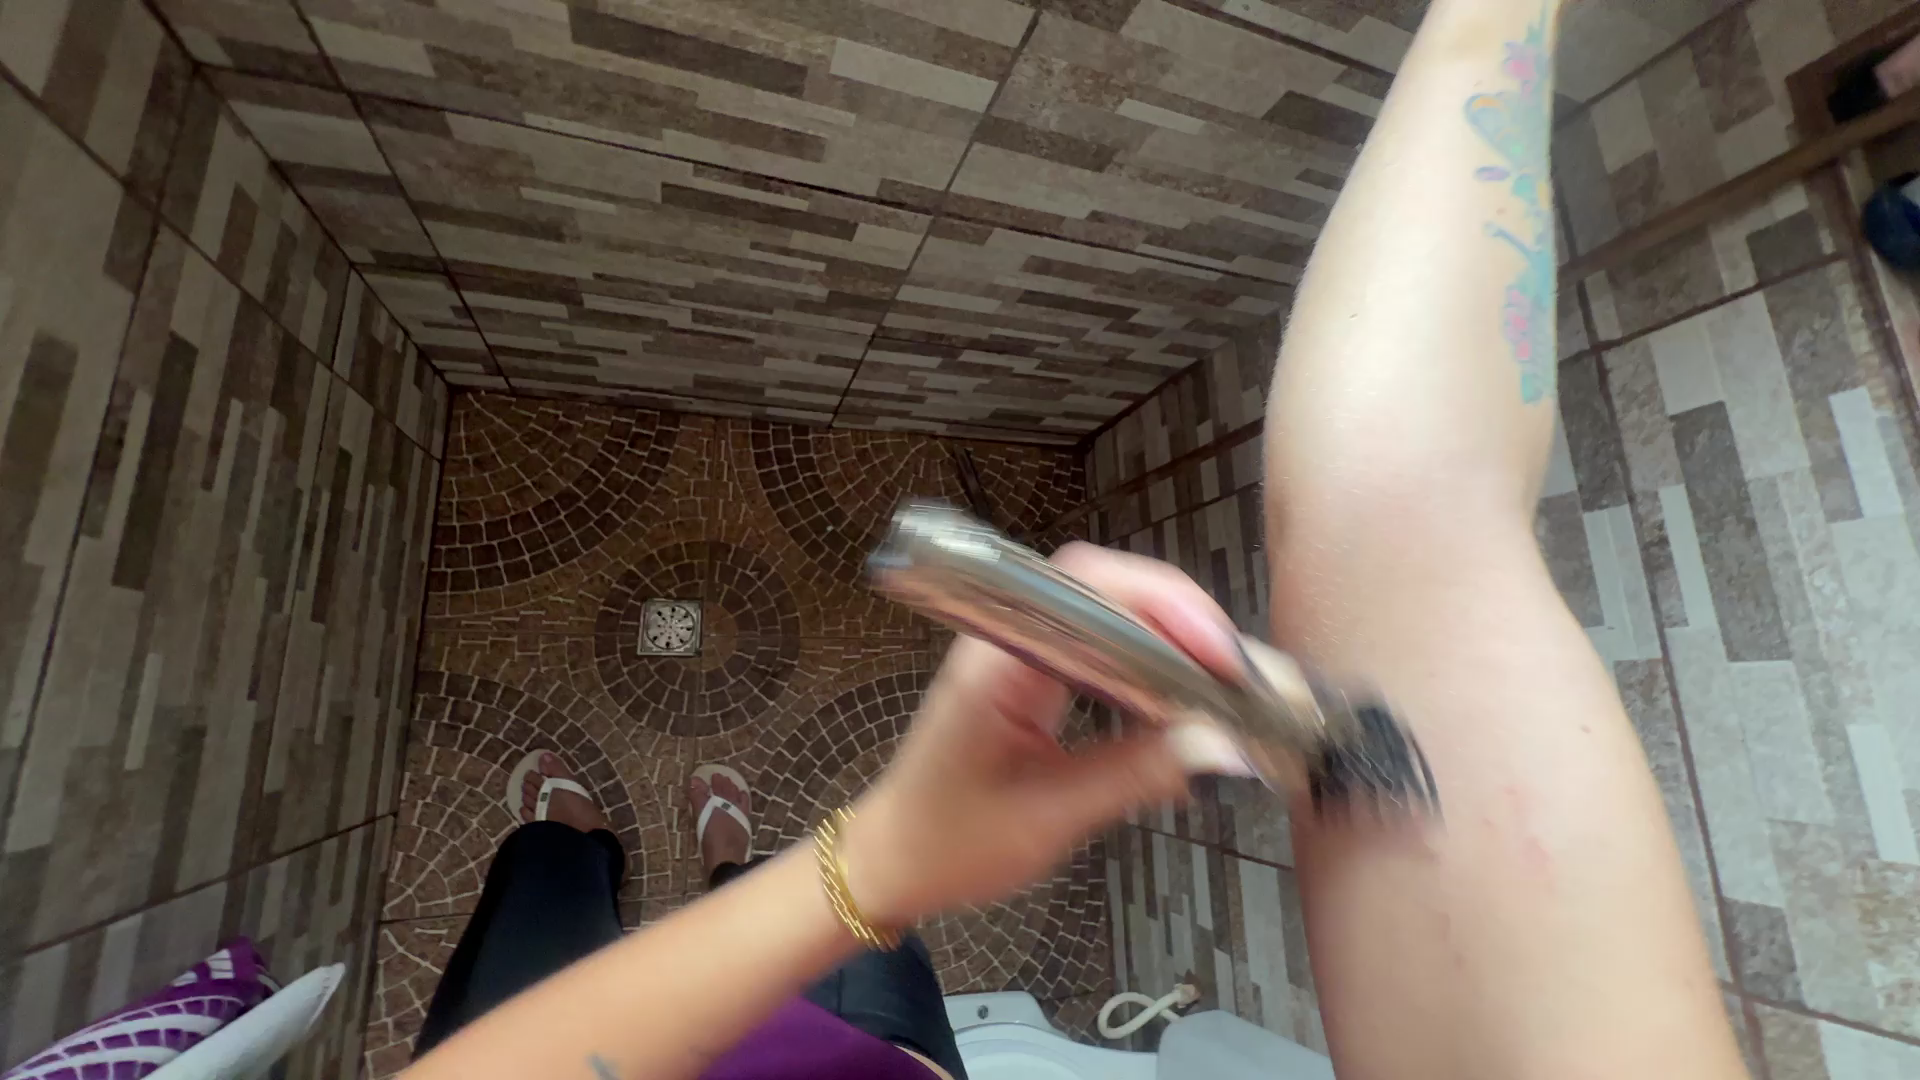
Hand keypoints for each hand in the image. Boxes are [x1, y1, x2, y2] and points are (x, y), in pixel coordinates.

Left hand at [840, 544, 1243, 926]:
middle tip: (1237, 673)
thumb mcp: (1049, 817)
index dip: (1160, 604)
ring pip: (1108, 613)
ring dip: (1169, 639)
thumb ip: (1134, 775)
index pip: (1085, 585)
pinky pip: (1099, 646)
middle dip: (1180, 618)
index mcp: (999, 658)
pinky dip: (1146, 664)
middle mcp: (1009, 637)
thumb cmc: (953, 841)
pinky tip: (1179, 697)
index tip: (1216, 655)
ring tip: (1224, 683)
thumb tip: (1223, 746)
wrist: (895, 855)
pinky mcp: (1030, 673)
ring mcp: (1019, 651)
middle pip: (1105, 588)